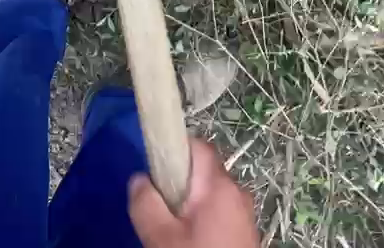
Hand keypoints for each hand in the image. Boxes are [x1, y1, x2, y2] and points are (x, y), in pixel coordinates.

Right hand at [127, 138, 259, 247]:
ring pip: (210, 198)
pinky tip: (190, 245)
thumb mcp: (162, 239)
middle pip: (203, 174)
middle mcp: (237, 192)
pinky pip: (220, 216)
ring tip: (171, 234)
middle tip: (158, 209)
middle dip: (179, 185)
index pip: (198, 146)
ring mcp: (244, 214)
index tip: (153, 168)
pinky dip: (203, 223)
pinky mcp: (245, 235)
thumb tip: (138, 178)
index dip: (174, 149)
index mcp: (219, 184)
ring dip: (190, 208)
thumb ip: (146, 205)